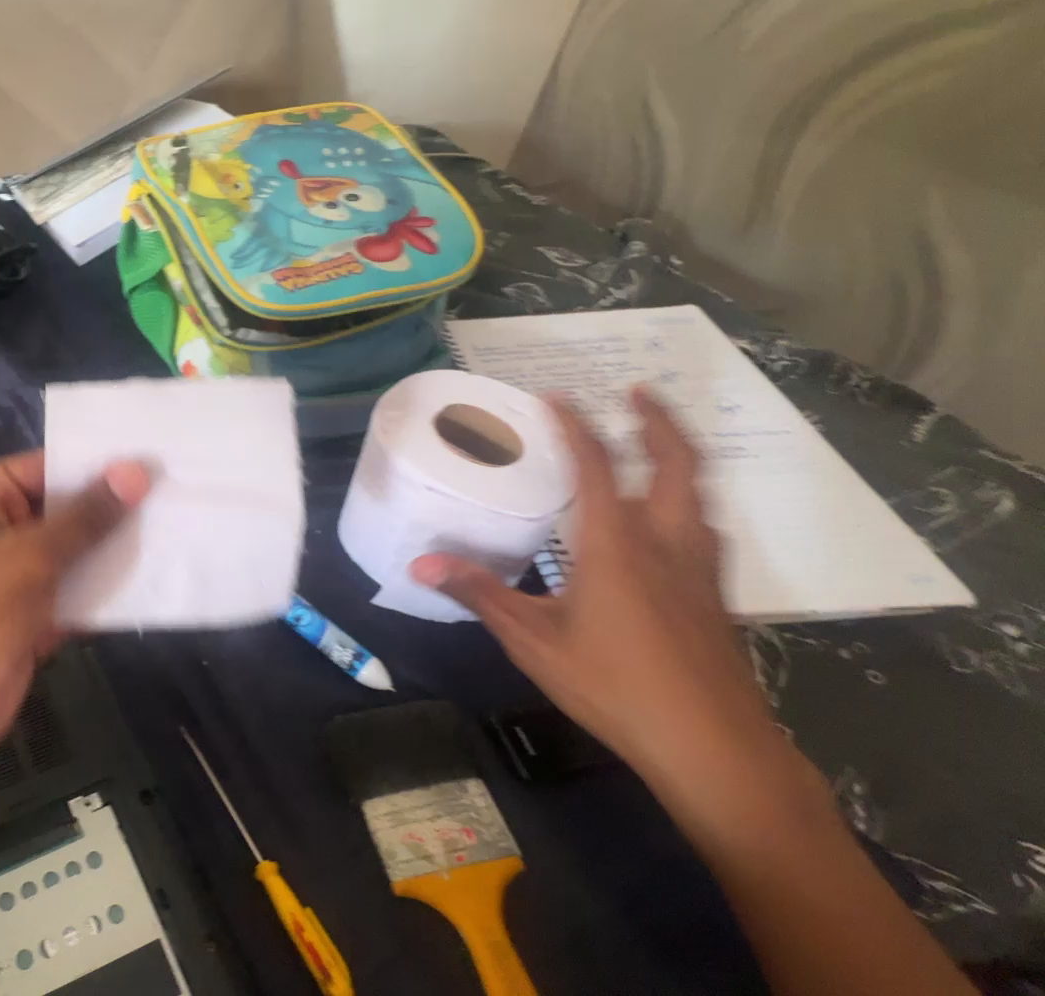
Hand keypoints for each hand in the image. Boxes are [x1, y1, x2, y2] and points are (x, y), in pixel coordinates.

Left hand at [0, 450, 148, 827]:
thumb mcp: (26, 556)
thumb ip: (86, 518)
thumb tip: (138, 470)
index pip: (46, 467)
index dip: (100, 466)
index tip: (159, 462)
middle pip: (62, 514)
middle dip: (115, 513)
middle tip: (185, 498)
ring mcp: (8, 582)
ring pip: (71, 560)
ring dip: (115, 557)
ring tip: (182, 536)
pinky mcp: (25, 626)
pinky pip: (72, 602)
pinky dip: (104, 599)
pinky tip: (156, 587)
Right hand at [410, 387, 773, 778]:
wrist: (712, 743)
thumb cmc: (614, 685)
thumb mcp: (533, 640)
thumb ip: (481, 594)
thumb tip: (422, 563)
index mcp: (617, 545)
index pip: (597, 466)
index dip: (575, 427)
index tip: (557, 397)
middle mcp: (666, 542)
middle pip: (674, 463)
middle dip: (656, 422)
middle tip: (635, 395)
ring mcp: (700, 568)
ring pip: (697, 493)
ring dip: (678, 459)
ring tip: (654, 447)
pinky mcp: (716, 594)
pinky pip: (704, 526)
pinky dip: (686, 500)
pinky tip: (671, 524)